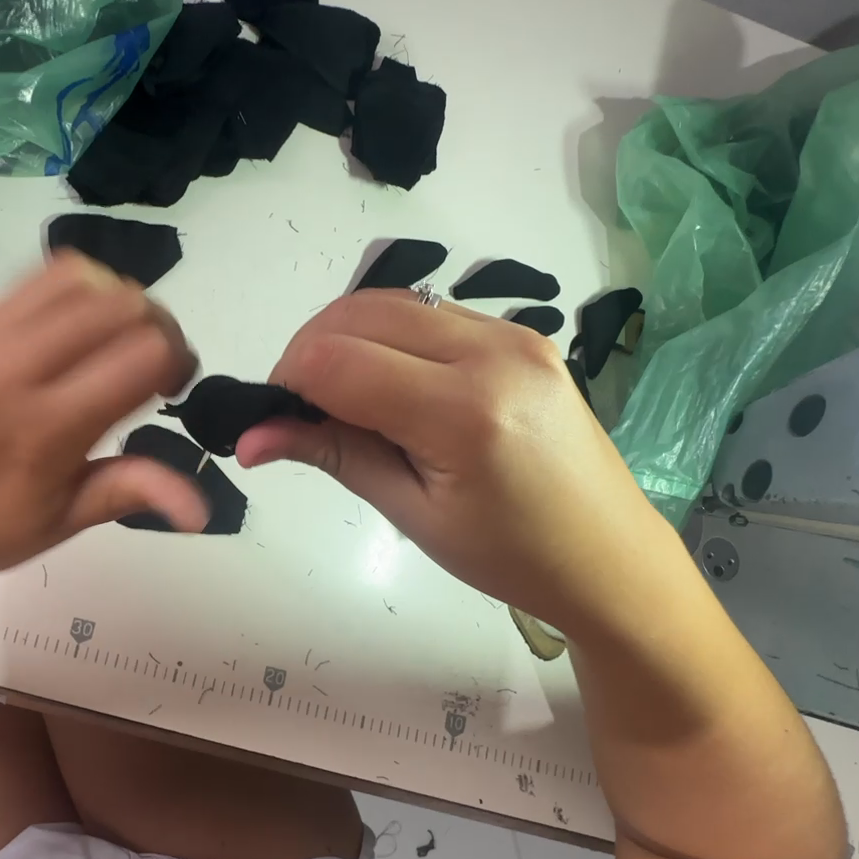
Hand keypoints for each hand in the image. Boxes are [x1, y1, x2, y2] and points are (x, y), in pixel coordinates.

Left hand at [0, 254, 204, 595]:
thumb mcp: (62, 520)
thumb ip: (134, 490)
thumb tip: (204, 509)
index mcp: (49, 427)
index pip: (143, 355)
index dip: (178, 360)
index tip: (173, 388)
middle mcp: (17, 368)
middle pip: (120, 304)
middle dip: (157, 326)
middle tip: (153, 363)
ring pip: (78, 278)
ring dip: (115, 301)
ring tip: (113, 341)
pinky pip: (31, 281)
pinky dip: (71, 291)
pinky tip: (71, 331)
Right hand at [236, 291, 679, 635]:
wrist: (608, 556)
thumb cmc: (508, 556)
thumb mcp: (411, 512)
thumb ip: (333, 455)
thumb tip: (249, 439)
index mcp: (463, 411)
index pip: (337, 362)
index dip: (286, 383)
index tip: (272, 422)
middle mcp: (491, 351)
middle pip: (358, 313)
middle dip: (308, 353)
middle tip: (300, 411)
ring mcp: (514, 334)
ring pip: (392, 302)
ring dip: (346, 340)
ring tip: (343, 401)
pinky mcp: (522, 335)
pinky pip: (430, 314)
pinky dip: (388, 337)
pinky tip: (390, 386)